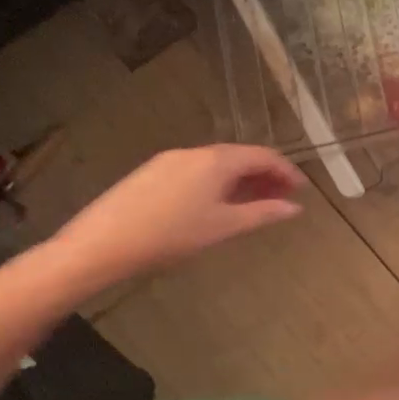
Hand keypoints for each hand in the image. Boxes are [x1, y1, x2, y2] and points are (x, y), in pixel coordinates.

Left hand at [47, 145, 306, 282]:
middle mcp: (195, 152)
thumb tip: (295, 208)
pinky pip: (195, 171)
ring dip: (240, 180)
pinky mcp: (149, 174)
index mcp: (217, 160)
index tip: (301, 191)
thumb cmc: (170, 235)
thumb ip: (263, 214)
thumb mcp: (223, 227)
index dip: (287, 172)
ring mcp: (168, 161)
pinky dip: (216, 183)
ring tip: (251, 204)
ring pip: (216, 164)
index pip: (264, 156)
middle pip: (240, 157)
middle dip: (264, 175)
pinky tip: (214, 205)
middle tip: (280, 198)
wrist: (97, 246)